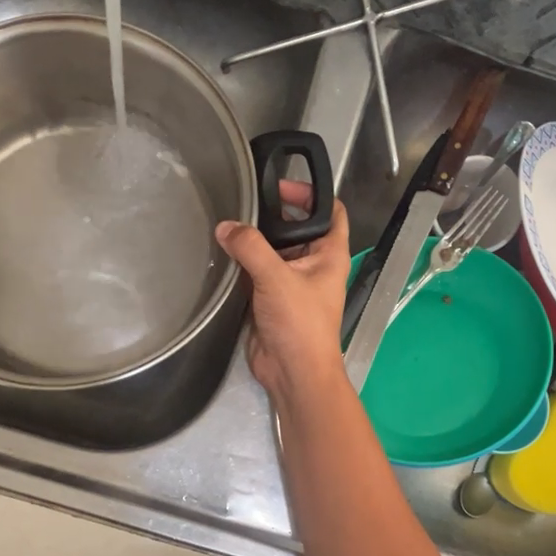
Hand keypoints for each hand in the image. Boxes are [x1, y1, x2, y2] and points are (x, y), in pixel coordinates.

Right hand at [214, 180, 350, 401]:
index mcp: (330, 255)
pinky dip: (243, 264)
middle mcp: (313, 266)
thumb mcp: (276, 277)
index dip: (312, 194)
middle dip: (275, 215)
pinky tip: (224, 252)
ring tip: (229, 222)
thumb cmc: (300, 323)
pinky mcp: (271, 301)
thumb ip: (250, 248)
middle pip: (297, 229)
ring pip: (274, 252)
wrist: (293, 372)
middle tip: (245, 202)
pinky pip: (257, 274)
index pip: (331, 211)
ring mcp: (292, 284)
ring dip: (255, 241)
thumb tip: (225, 227)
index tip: (283, 184)